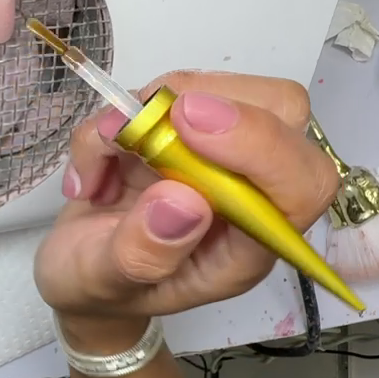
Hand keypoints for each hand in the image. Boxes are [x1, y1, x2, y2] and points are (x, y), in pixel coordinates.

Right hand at [35, 73, 338, 353]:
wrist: (77, 272)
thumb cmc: (98, 287)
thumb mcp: (103, 284)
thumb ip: (142, 255)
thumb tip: (183, 201)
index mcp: (247, 244)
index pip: (301, 183)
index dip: (260, 143)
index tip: (188, 124)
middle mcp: (245, 191)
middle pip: (279, 111)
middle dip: (209, 103)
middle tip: (138, 129)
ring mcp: (215, 155)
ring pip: (219, 90)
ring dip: (144, 114)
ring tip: (97, 170)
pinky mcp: (180, 130)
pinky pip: (162, 93)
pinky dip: (115, 120)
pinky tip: (92, 168)